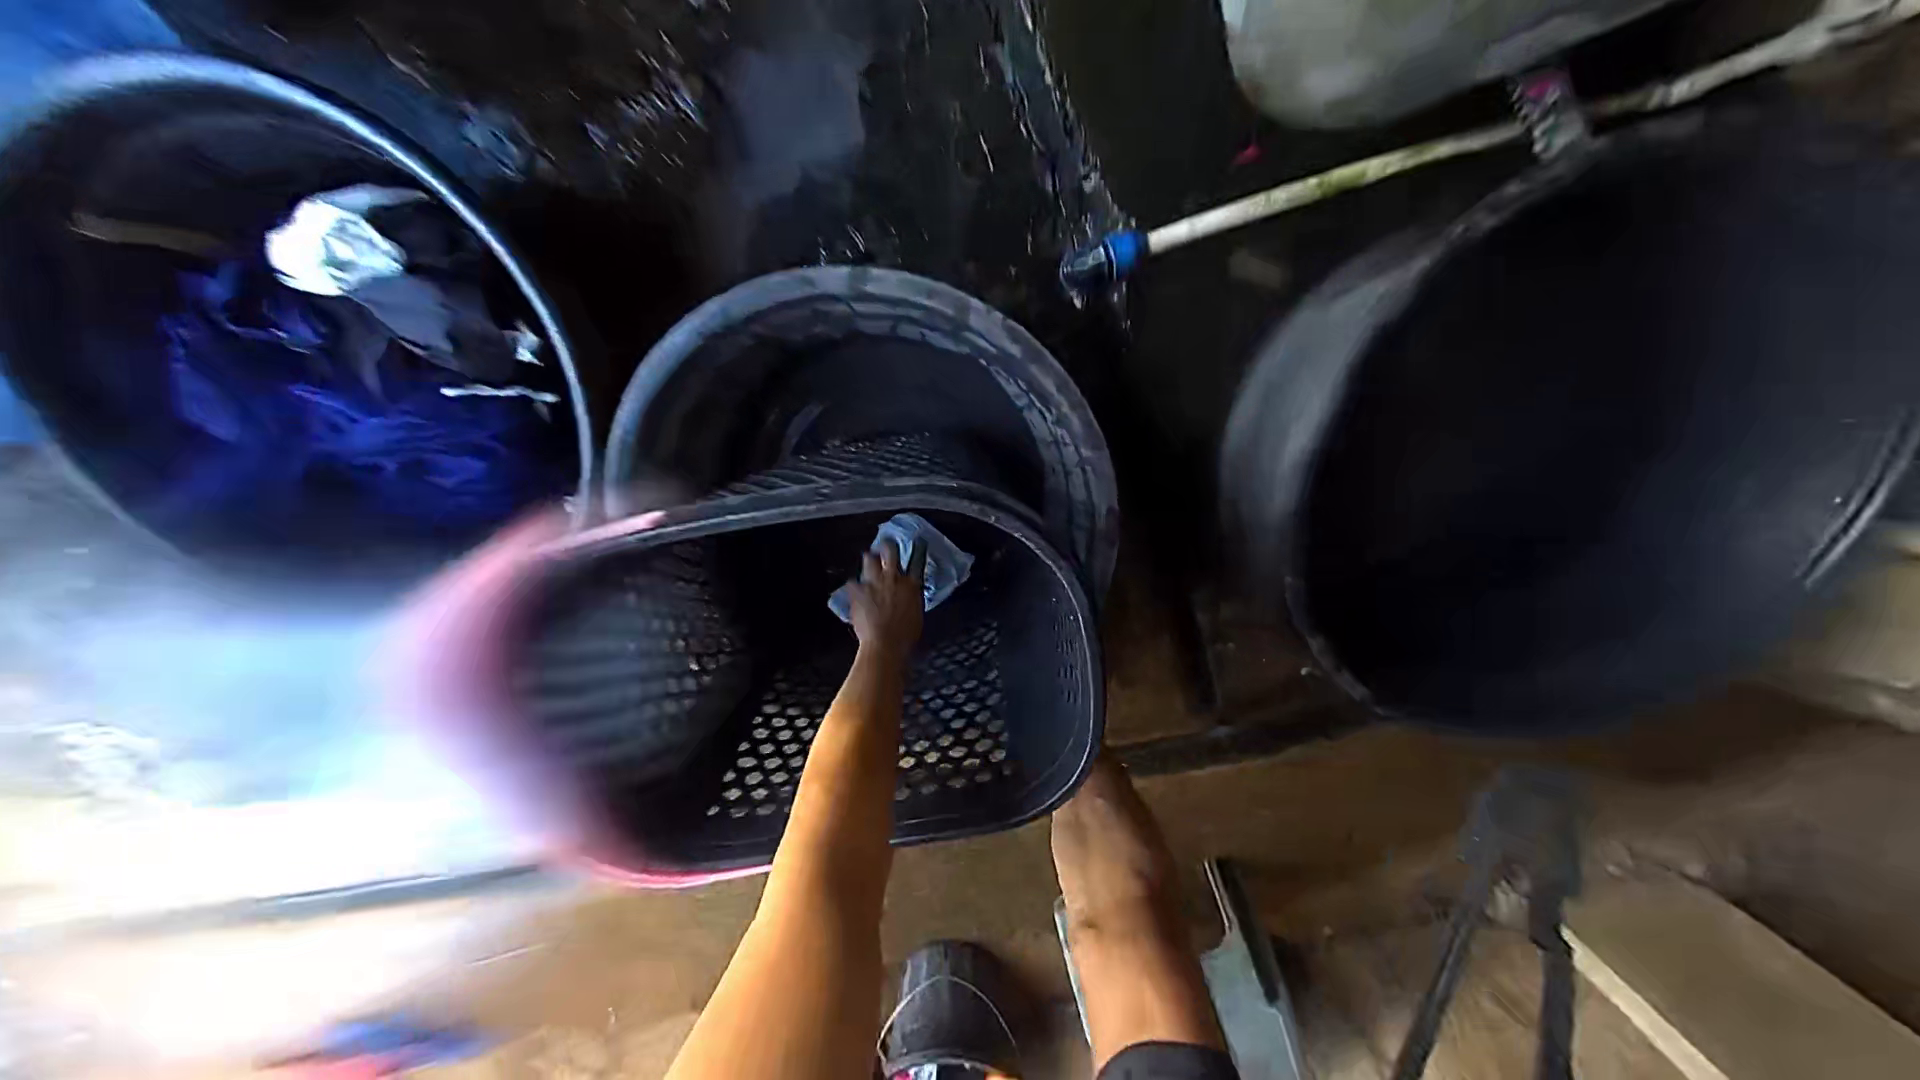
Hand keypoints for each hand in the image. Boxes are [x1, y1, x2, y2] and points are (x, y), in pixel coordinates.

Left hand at [843, 536, 928, 658]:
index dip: (917, 550)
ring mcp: (873, 582)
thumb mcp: (916, 614)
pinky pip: (852, 581)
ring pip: (869, 559)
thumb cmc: (905, 635)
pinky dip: (854, 584)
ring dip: (869, 559)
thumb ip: (912, 599)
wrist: (883, 644)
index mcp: (910, 585)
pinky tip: (853, 587)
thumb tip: (908, 594)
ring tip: (868, 558)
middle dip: (887, 546)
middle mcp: (892, 578)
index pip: (916, 561)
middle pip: (890, 552)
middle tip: (885, 545)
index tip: (917, 543)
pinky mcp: (857, 590)